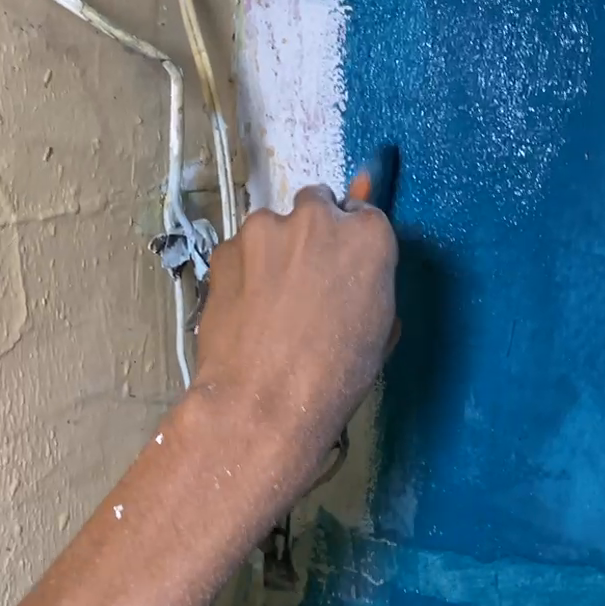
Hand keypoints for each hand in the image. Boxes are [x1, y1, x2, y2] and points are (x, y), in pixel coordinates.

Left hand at [192, 179, 398, 478]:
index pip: (362, 214)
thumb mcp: (379, 327)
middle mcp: (316, 217)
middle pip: (316, 204)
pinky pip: (240, 251)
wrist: (262, 401)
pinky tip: (243, 308)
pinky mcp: (225, 247)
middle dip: (312, 230)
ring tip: (268, 299)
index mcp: (367, 235)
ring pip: (272, 226)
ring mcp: (264, 228)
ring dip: (274, 249)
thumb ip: (370, 281)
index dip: (350, 240)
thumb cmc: (337, 375)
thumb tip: (354, 270)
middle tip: (305, 274)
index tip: (342, 265)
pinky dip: (243, 269)